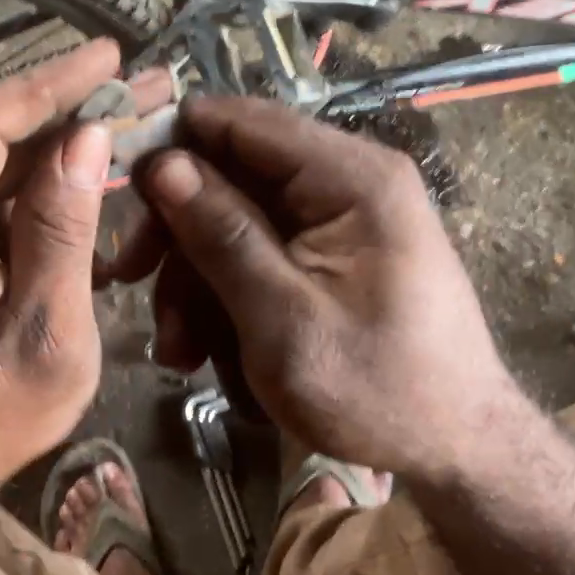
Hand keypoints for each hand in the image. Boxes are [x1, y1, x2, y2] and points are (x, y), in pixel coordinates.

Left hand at [0, 40, 119, 507]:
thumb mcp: (49, 344)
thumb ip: (61, 237)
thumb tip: (87, 138)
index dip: (46, 85)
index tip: (108, 56)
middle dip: (63, 101)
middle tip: (137, 80)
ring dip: (53, 128)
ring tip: (125, 107)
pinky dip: (31, 164)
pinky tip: (85, 153)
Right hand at [105, 96, 520, 482]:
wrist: (457, 453)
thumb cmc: (378, 389)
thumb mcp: (284, 319)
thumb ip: (222, 235)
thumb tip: (161, 163)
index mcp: (351, 176)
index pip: (241, 122)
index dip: (172, 145)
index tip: (117, 191)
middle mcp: (344, 178)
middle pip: (229, 172)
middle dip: (177, 231)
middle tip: (131, 281)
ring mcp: (336, 215)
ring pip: (231, 217)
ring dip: (194, 276)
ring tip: (178, 348)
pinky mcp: (326, 249)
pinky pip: (255, 250)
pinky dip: (221, 292)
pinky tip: (204, 347)